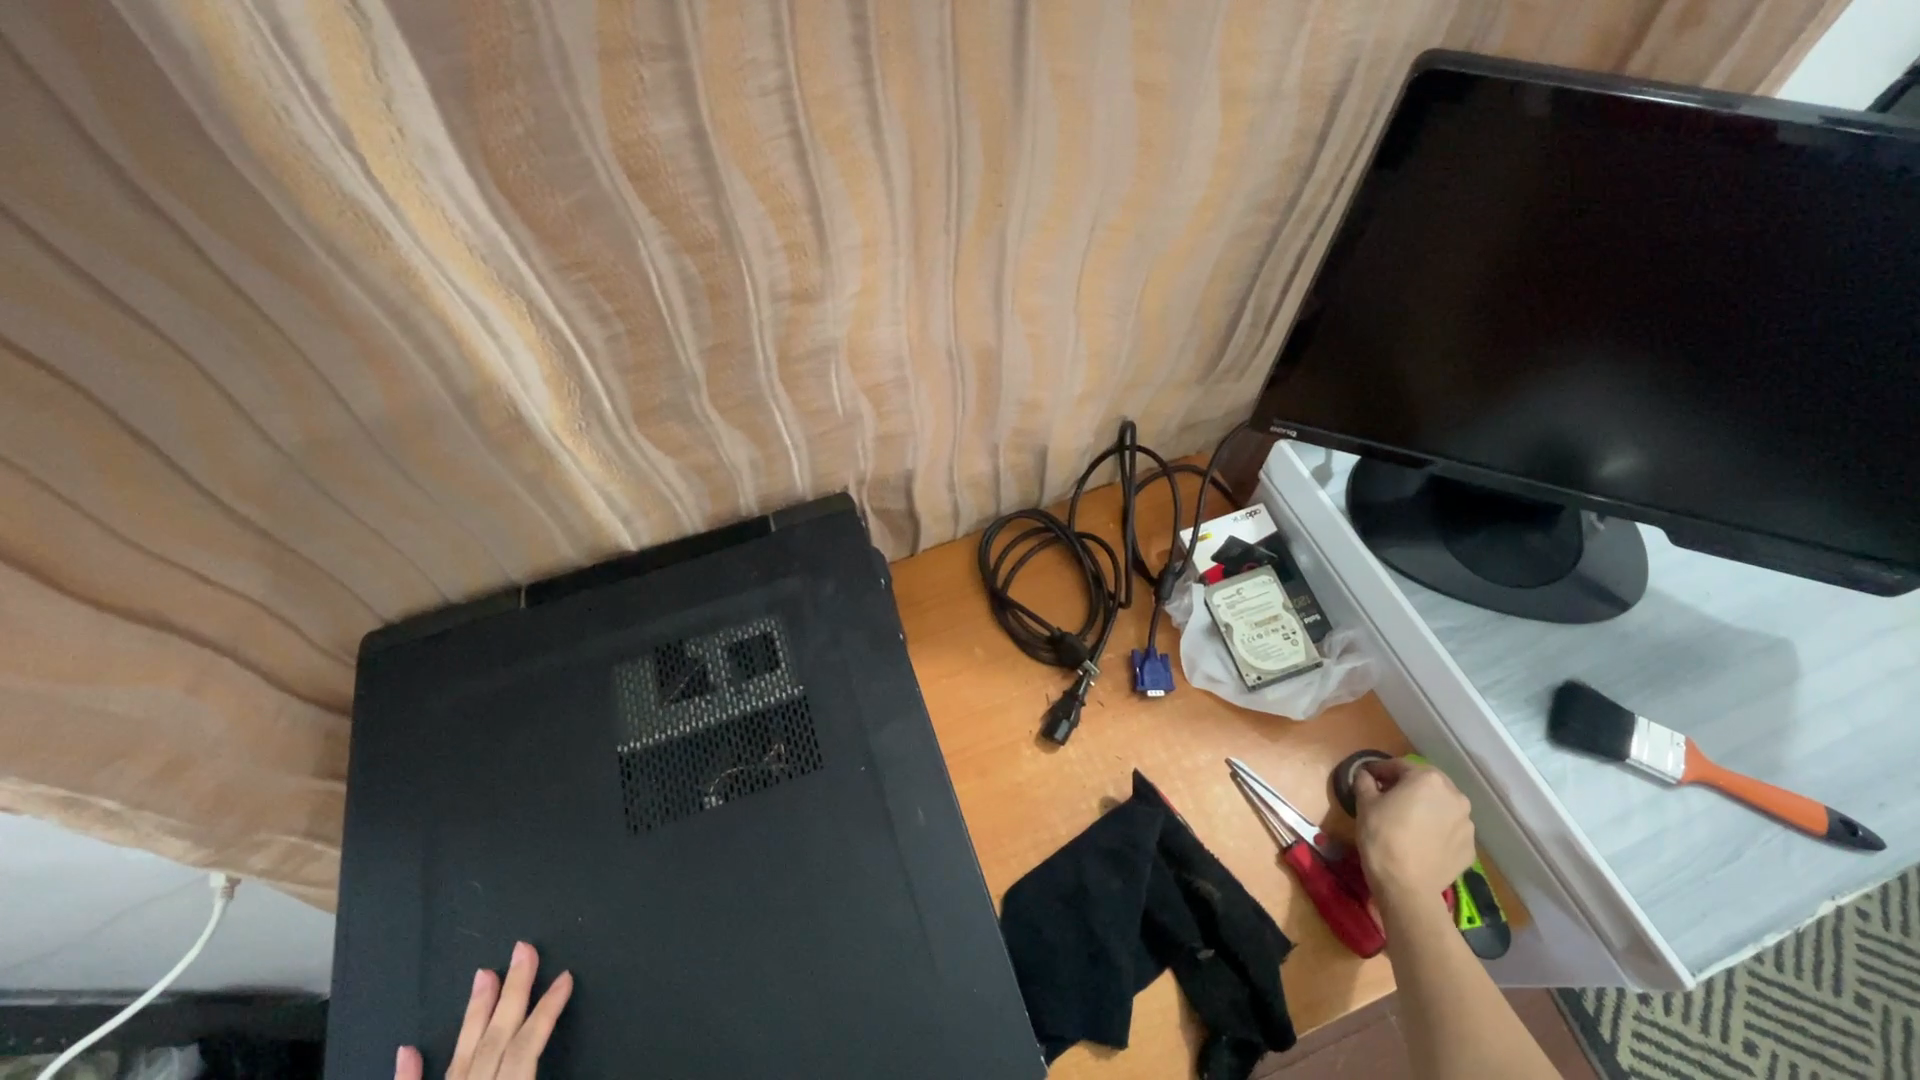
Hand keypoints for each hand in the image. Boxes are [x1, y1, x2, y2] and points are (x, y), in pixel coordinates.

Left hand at [395, 942, 574, 1079]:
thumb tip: (557, 1067)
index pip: (525, 1049)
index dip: (546, 1012)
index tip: (565, 977)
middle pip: (494, 1039)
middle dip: (513, 992)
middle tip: (523, 949)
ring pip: (459, 1055)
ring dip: (473, 1015)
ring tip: (484, 974)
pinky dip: (409, 1072)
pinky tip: (408, 1049)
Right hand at [1352, 759, 1475, 910]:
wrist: (1406, 885)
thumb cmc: (1382, 837)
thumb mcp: (1365, 804)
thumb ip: (1365, 782)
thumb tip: (1366, 775)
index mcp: (1427, 779)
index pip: (1400, 766)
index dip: (1381, 770)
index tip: (1369, 778)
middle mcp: (1455, 795)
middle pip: (1427, 783)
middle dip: (1408, 786)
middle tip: (1389, 798)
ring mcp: (1467, 823)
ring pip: (1442, 806)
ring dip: (1427, 808)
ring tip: (1409, 822)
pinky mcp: (1470, 847)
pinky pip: (1450, 830)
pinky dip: (1438, 830)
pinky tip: (1422, 841)